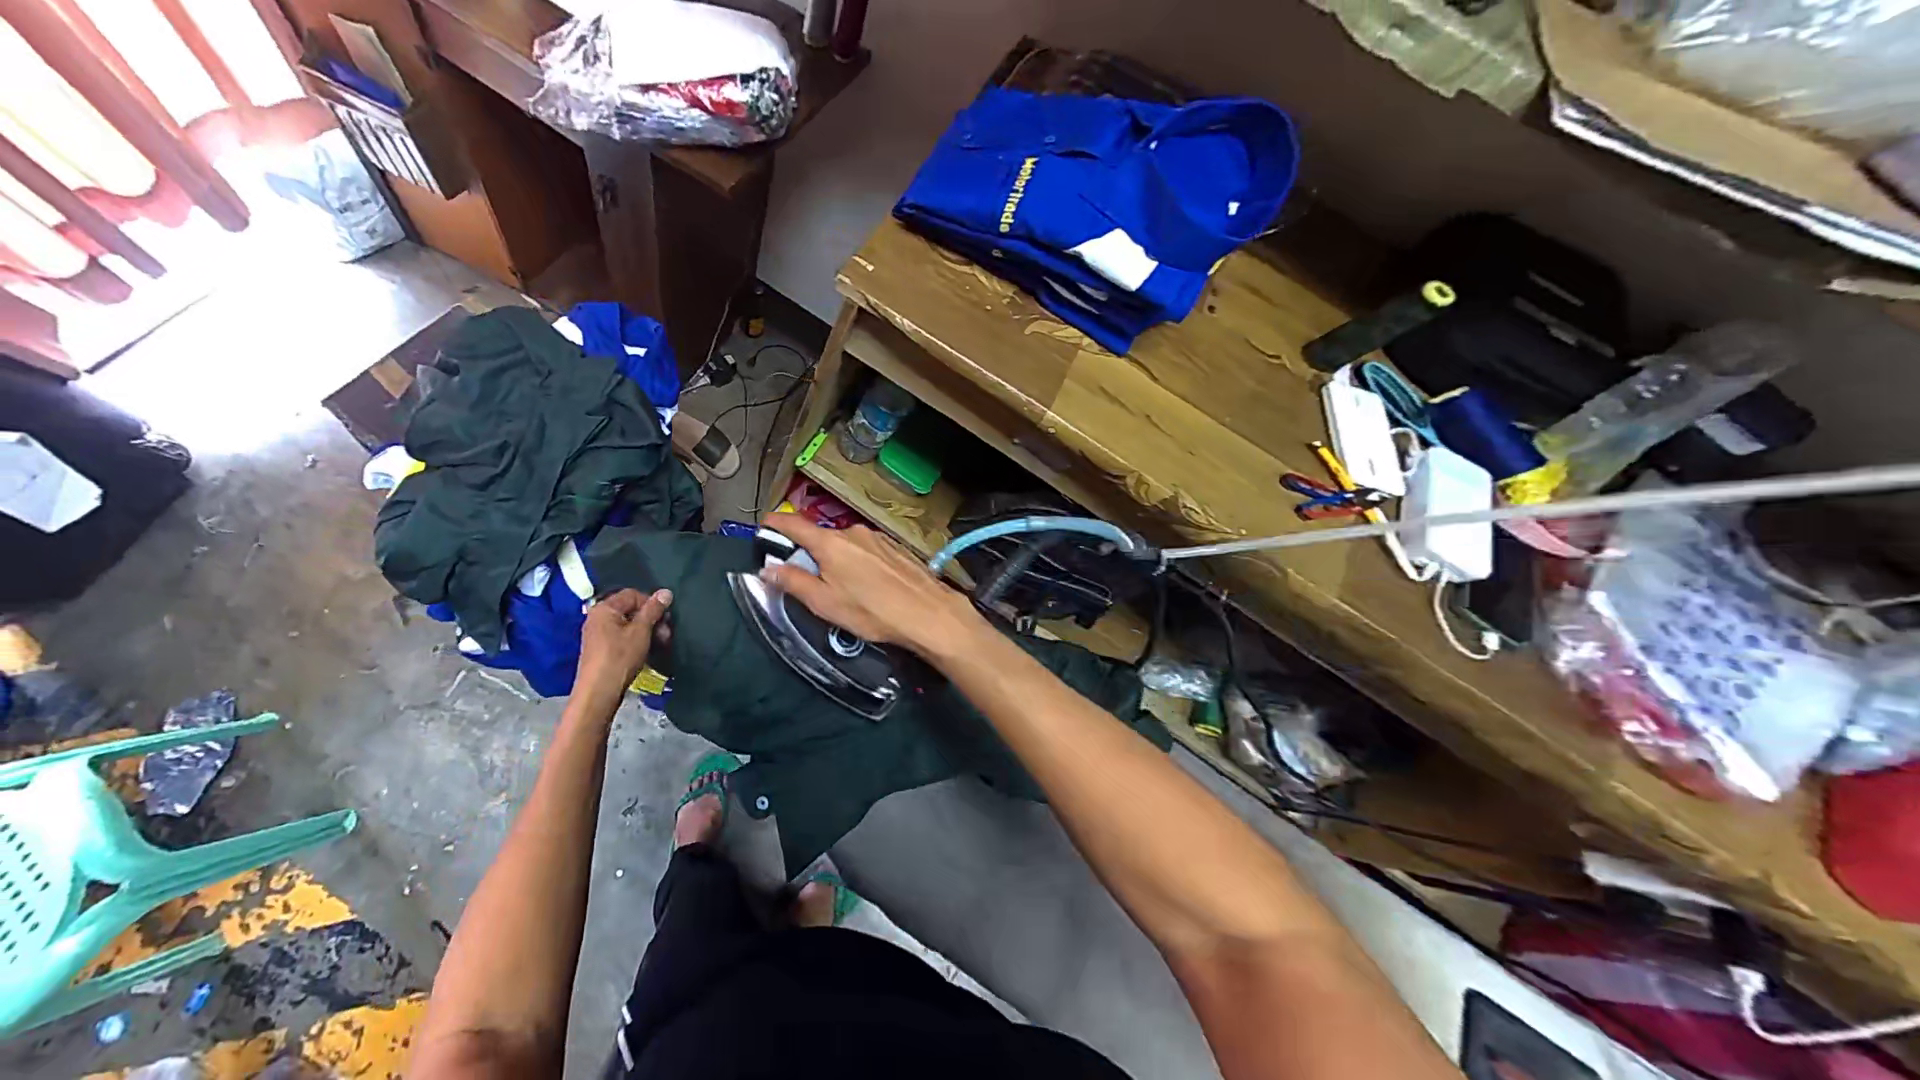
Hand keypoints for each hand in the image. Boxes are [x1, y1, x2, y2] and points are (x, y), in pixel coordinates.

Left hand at [575, 588, 671, 699]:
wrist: (599, 691)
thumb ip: (653, 610)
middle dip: (651, 619)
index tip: (665, 619)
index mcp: (604, 608)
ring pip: (627, 624)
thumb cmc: (620, 657)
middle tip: (665, 633)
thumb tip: (665, 592)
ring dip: (646, 631)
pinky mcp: (600, 648)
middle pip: (630, 609)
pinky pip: (621, 636)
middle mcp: (597, 617)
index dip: (652, 604)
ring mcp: (597, 633)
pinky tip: (645, 651)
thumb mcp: (641, 631)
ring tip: (658, 644)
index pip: (633, 594)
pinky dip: (635, 640)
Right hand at [759, 513, 987, 661]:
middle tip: (806, 581)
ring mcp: (876, 538)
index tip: (763, 530)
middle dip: (808, 554)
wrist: (928, 613)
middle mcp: (853, 532)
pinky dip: (857, 563)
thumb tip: (767, 568)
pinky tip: (867, 587)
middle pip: (819, 537)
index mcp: (830, 542)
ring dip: (835, 561)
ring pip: (844, 545)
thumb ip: (792, 582)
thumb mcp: (824, 603)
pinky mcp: (894, 548)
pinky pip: (865, 551)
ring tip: (842, 590)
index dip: (773, 525)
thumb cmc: (873, 611)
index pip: (792, 523)